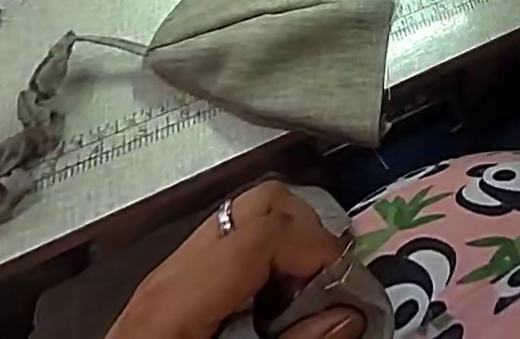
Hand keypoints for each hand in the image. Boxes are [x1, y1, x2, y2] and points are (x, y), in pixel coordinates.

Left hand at [107, 182, 366, 338]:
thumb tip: (348, 316)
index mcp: (175, 301)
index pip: (264, 234)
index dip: (316, 250)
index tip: (345, 284)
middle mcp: (172, 271)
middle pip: (262, 202)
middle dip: (307, 230)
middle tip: (324, 282)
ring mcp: (170, 273)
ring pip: (250, 212)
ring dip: (290, 238)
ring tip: (300, 291)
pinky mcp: (174, 285)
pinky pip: (235, 239)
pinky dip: (267, 254)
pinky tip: (271, 300)